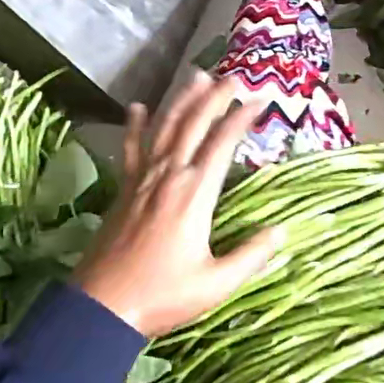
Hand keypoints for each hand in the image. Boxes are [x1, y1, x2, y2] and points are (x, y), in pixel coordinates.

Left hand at [72, 72, 284, 337]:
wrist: (102, 305)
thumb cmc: (163, 296)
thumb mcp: (216, 283)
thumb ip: (251, 256)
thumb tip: (281, 231)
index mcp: (195, 193)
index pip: (223, 142)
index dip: (242, 117)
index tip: (260, 99)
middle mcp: (169, 174)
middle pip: (194, 124)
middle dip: (215, 96)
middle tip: (233, 77)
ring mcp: (142, 178)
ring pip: (164, 127)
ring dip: (181, 100)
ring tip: (196, 77)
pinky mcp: (124, 187)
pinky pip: (131, 148)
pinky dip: (134, 126)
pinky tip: (137, 107)